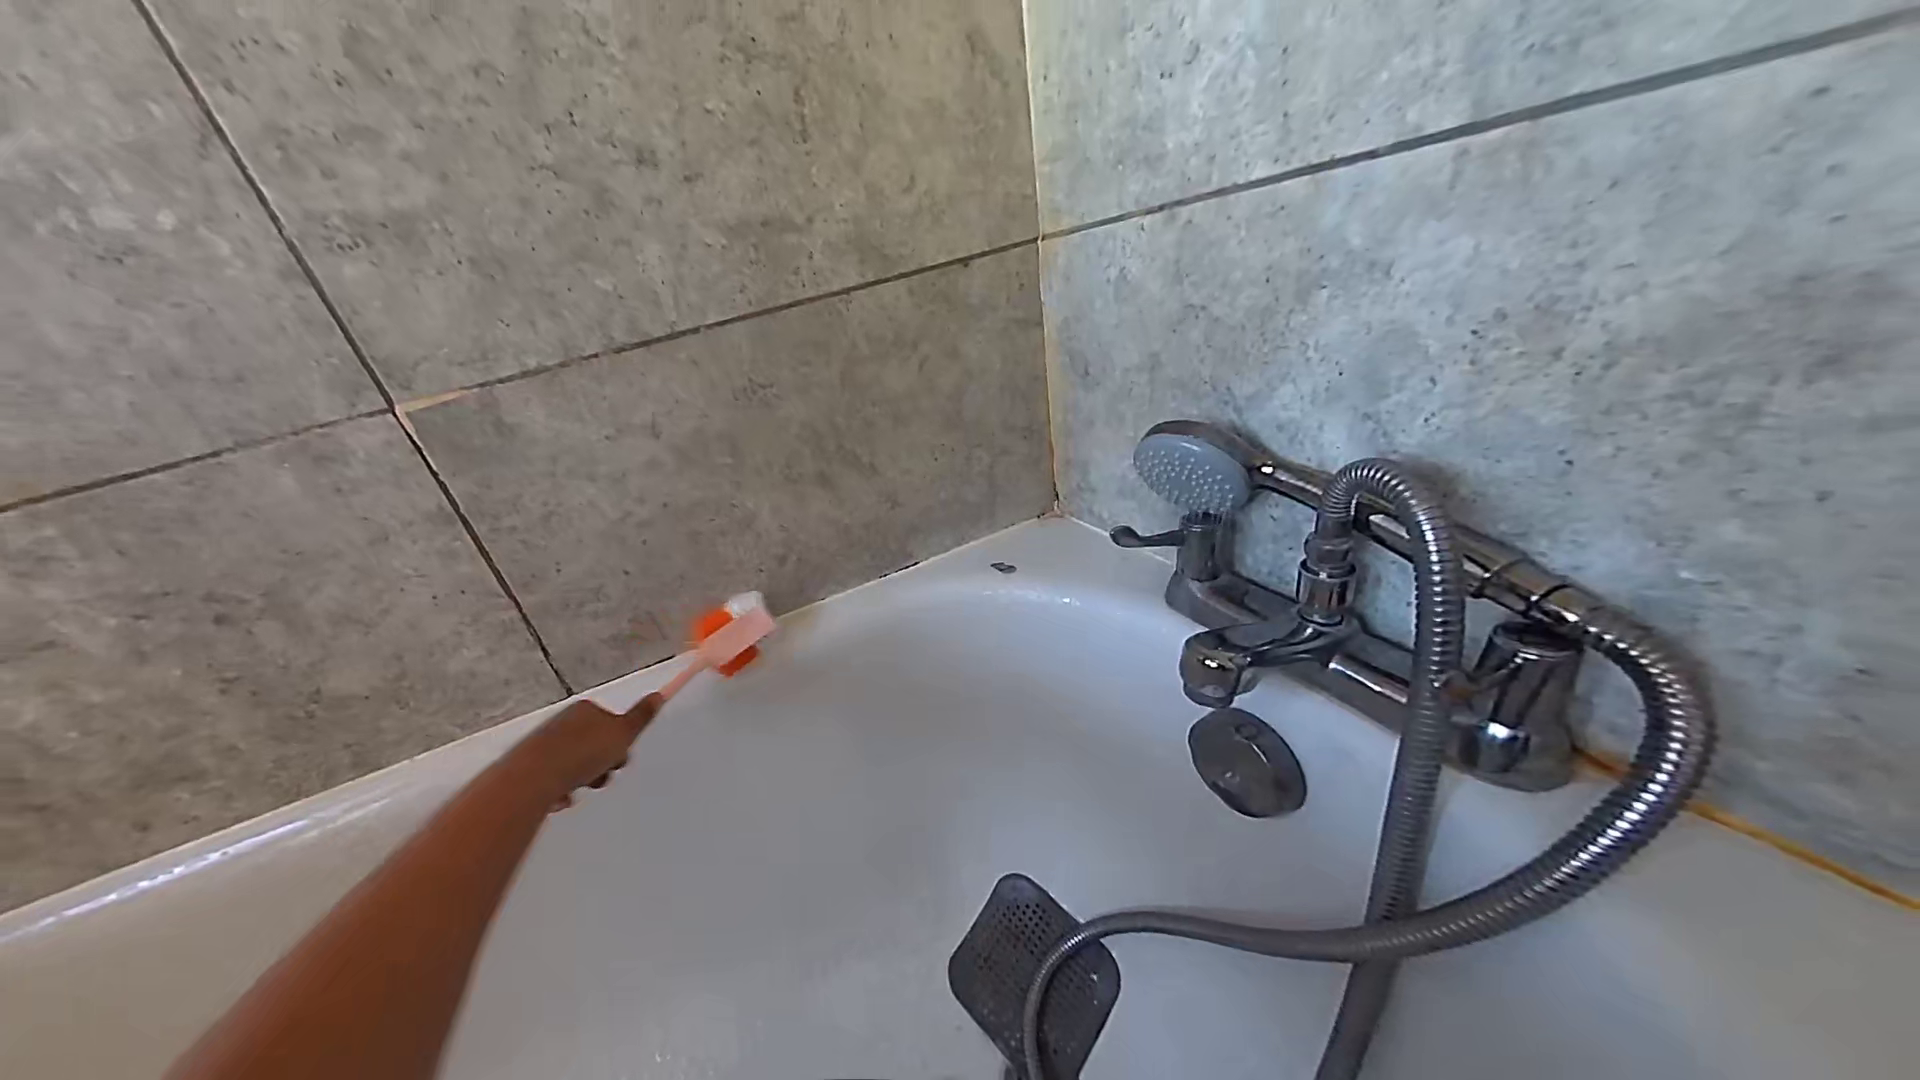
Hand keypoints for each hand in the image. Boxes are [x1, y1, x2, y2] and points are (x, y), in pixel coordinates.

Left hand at [511, 694, 660, 809]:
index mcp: (584, 710)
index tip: (619, 754)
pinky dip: (560, 790)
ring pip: (572, 764)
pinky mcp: (528, 768)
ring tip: (580, 786)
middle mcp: (560, 723)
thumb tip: (657, 696)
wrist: (533, 780)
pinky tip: (563, 796)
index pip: (609, 722)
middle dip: (600, 762)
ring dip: (581, 778)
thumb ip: (642, 715)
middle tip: (601, 772)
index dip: (618, 741)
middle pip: (591, 744)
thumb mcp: (624, 733)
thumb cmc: (578, 754)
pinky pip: (552, 781)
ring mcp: (542, 746)